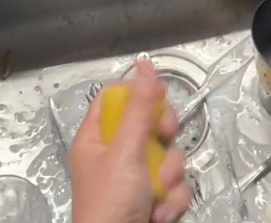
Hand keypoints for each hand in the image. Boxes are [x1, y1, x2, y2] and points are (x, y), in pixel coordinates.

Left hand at [68, 59, 190, 222]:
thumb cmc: (110, 203)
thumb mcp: (125, 150)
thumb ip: (140, 107)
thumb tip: (144, 63)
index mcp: (96, 138)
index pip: (117, 98)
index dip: (139, 93)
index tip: (159, 95)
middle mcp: (115, 156)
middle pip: (148, 125)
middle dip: (164, 139)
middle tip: (165, 140)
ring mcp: (135, 180)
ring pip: (167, 157)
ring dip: (170, 177)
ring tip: (159, 194)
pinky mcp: (152, 203)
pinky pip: (174, 186)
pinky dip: (172, 200)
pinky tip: (161, 214)